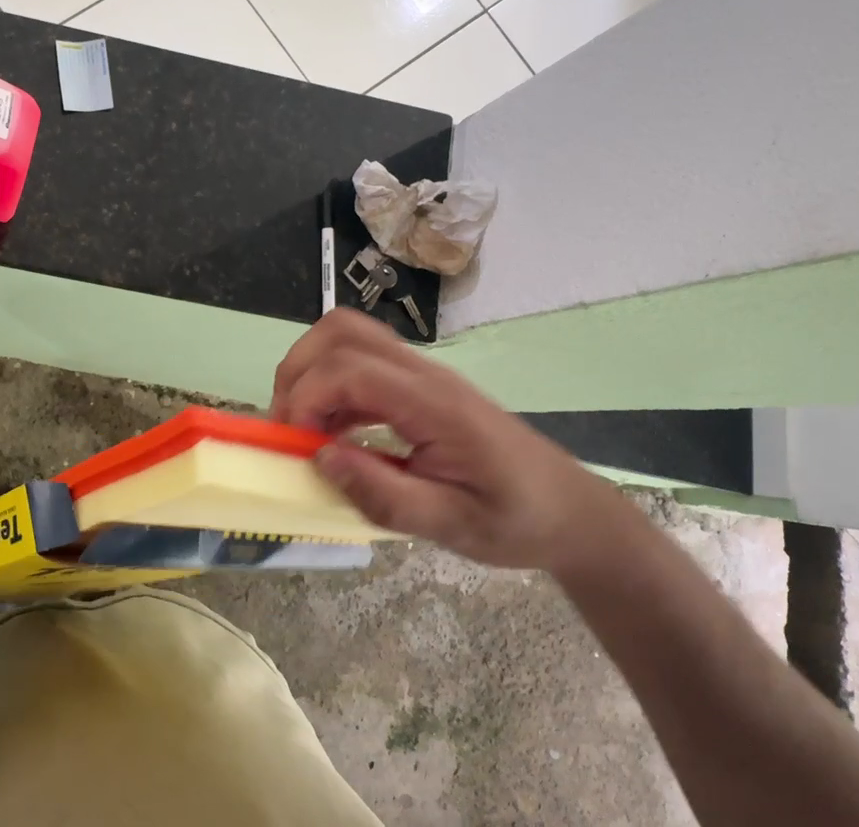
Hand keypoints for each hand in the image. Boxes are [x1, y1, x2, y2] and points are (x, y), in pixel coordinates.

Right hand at [271, 307, 627, 572]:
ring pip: (346, 337)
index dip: (306, 398)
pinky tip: (331, 432)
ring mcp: (422, 376)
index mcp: (436, 405)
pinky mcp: (418, 387)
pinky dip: (329, 388)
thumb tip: (319, 456)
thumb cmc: (516, 521)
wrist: (570, 512)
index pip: (351, 369)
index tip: (294, 444)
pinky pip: (359, 363)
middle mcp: (425, 375)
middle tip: (287, 427)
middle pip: (341, 331)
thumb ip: (383, 494)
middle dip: (297, 372)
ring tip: (302, 429)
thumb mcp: (451, 526)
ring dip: (309, 374)